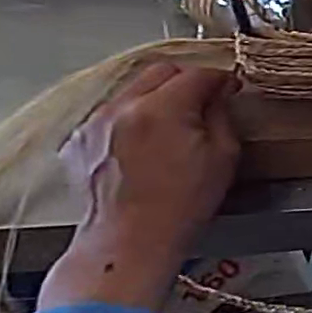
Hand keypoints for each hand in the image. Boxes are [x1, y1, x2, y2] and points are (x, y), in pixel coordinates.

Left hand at [38, 64, 240, 311]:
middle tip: (205, 100)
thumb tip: (218, 94)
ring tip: (175, 122)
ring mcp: (95, 123)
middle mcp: (123, 107)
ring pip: (134, 90)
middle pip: (161, 72)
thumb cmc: (183, 202)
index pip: (198, 74)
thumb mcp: (224, 155)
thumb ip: (221, 115)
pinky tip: (147, 139)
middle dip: (187, 80)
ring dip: (158, 97)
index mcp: (163, 108)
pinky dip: (133, 117)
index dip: (221, 79)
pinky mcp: (79, 140)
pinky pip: (113, 113)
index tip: (232, 87)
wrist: (129, 241)